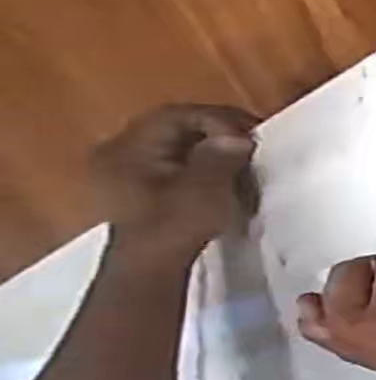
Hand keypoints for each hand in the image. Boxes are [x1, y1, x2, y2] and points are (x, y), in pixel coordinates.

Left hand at [90, 103, 258, 264]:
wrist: (151, 264)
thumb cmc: (175, 224)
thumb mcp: (205, 189)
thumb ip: (220, 158)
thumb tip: (238, 138)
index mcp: (128, 148)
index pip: (175, 115)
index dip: (218, 119)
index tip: (250, 137)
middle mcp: (118, 151)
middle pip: (173, 124)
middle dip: (217, 128)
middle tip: (253, 139)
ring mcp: (125, 168)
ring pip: (174, 140)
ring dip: (212, 143)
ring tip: (244, 153)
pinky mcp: (140, 183)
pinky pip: (173, 156)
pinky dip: (202, 157)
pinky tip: (223, 169)